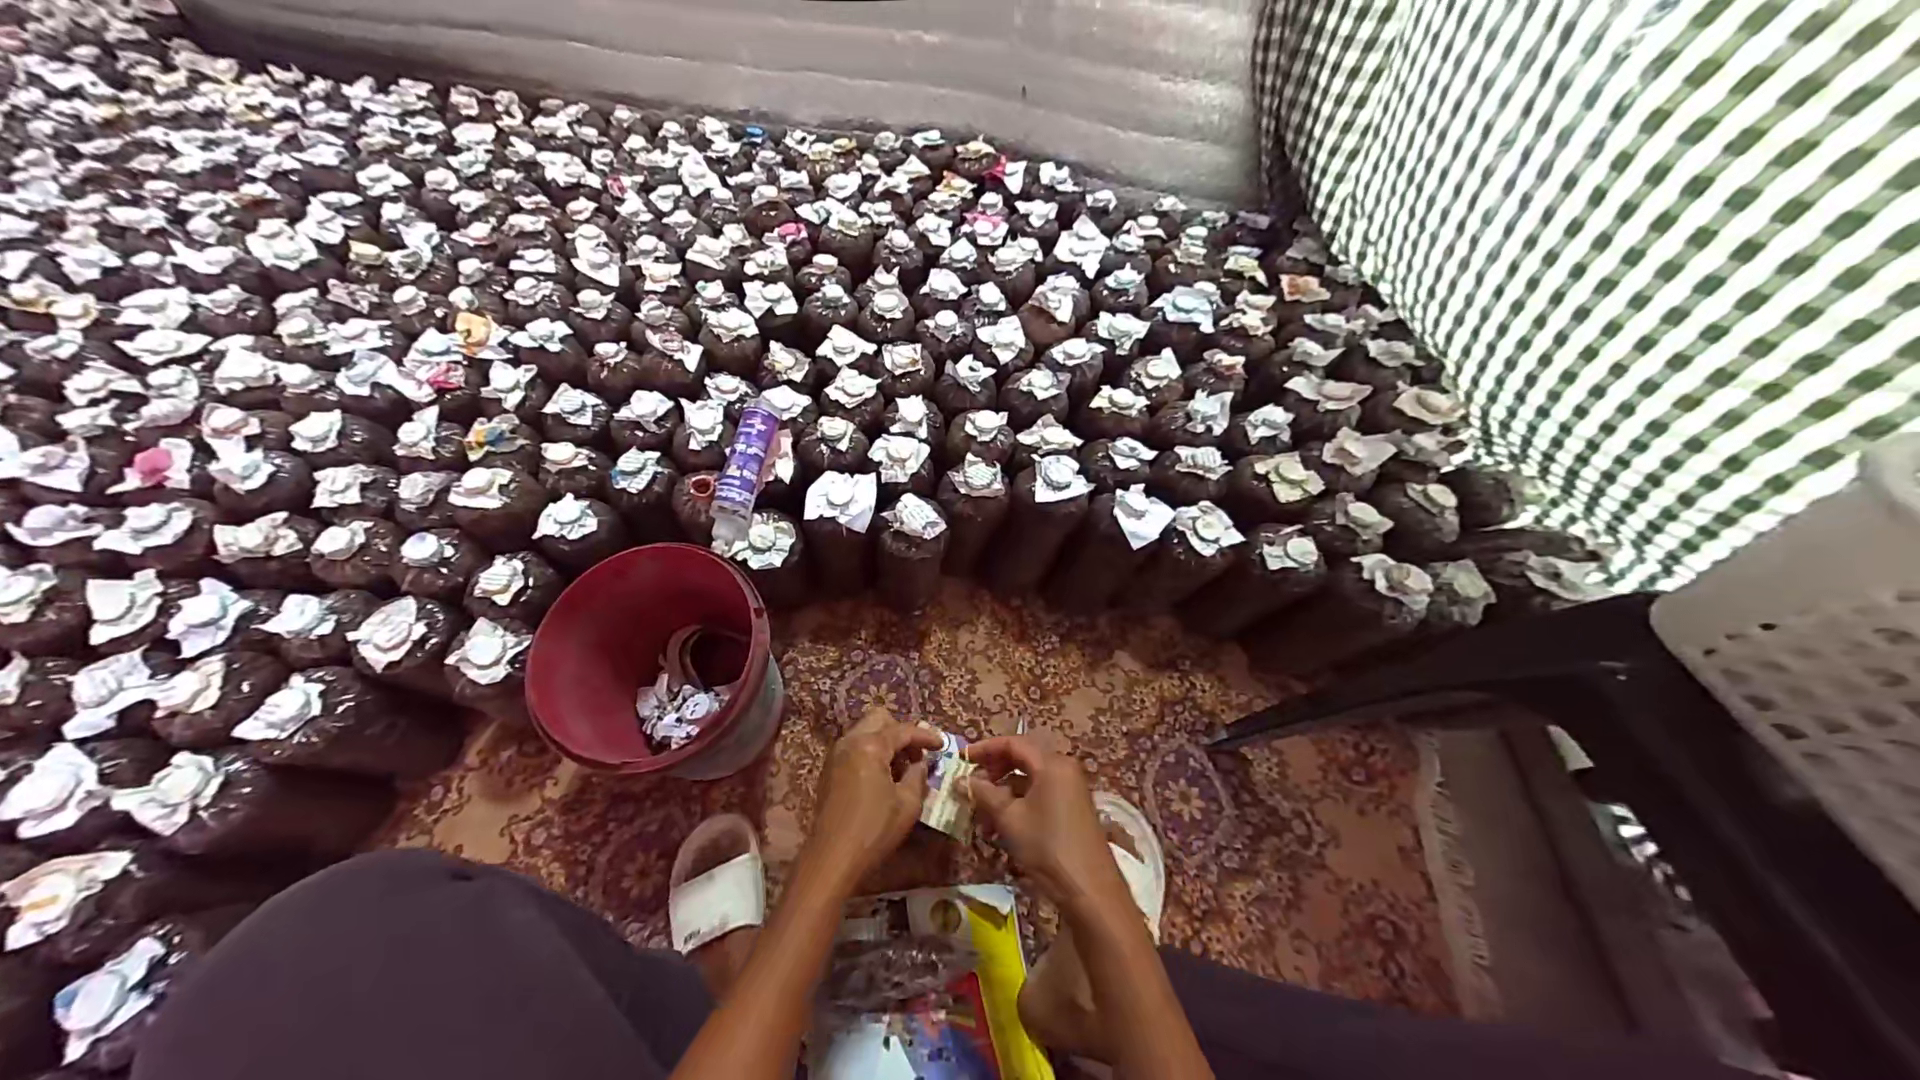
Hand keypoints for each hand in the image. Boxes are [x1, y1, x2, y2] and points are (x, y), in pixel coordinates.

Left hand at [804, 707, 942, 891]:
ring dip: (886, 741)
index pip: (904, 730)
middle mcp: (850, 741)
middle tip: (917, 754)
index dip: (926, 736)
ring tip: (902, 768)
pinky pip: (855, 747)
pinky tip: (883, 777)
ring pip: (865, 731)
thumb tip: (921, 763)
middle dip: (901, 731)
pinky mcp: (829, 770)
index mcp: (870, 745)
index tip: (942, 745)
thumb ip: (918, 775)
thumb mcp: (908, 803)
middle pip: (880, 719)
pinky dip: (871, 752)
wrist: (831, 858)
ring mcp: (836, 754)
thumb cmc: (874, 830)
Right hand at [965, 736, 1131, 917]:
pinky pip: (1041, 794)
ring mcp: (1071, 789)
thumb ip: (984, 794)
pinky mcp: (1073, 809)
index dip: (985, 748)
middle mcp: (1065, 769)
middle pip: (1023, 759)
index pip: (1013, 743)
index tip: (963, 759)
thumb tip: (961, 780)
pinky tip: (1002, 825)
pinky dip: (1020, 803)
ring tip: (982, 812)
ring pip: (1030, 779)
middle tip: (971, 784)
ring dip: (1004, 791)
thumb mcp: (1009, 819)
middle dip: (994, 770)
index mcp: (1052, 764)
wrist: (1089, 889)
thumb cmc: (1047, 847)